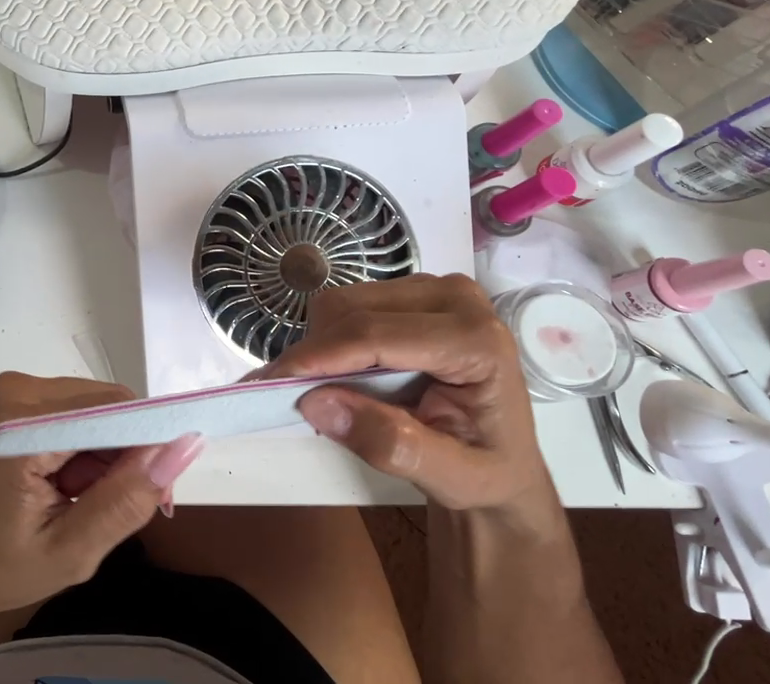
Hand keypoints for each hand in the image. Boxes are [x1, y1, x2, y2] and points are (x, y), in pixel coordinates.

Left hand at [0, 372, 204, 625]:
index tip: (167, 487)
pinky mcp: (17, 401)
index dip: (151, 440)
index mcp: (19, 425)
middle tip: (126, 510)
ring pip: (99, 409)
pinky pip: (79, 414)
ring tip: (85, 503)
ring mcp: (14, 391)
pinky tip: (71, 486)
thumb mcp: (72, 550)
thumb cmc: (0, 568)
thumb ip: (126, 499)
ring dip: (109, 454)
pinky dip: (90, 449)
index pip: (111, 410)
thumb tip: (182, 449)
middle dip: (129, 454)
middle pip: (107, 406)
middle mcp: (16, 390)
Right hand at [271, 274, 553, 511]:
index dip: (317, 357)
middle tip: (293, 397)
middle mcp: (455, 299)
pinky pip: (345, 307)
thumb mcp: (450, 478)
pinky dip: (327, 340)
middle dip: (313, 354)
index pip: (374, 334)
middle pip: (351, 310)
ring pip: (341, 304)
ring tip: (323, 390)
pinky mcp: (409, 293)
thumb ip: (391, 444)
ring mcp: (431, 290)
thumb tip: (316, 403)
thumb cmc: (484, 472)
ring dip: (318, 347)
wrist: (501, 461)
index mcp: (476, 340)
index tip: (269, 384)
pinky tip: (338, 373)